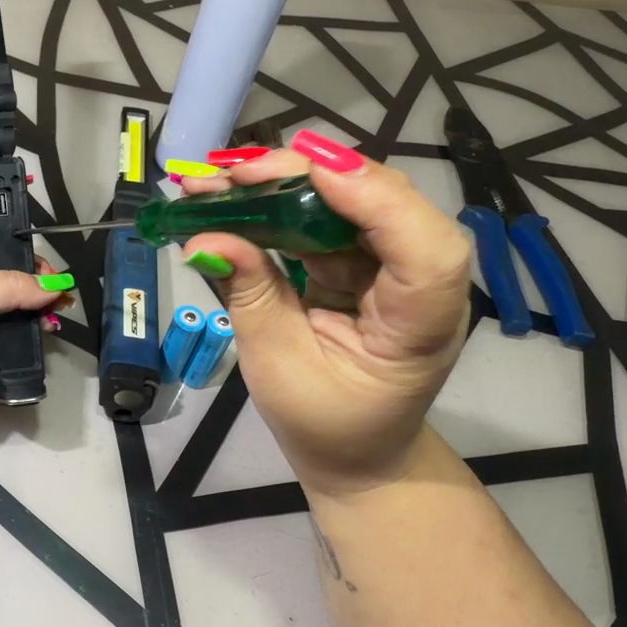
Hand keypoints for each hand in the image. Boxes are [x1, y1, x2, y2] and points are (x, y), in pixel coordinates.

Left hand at [0, 203, 69, 433]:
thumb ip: (8, 286)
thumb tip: (52, 288)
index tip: (14, 192)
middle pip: (1, 258)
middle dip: (29, 260)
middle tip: (51, 273)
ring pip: (17, 291)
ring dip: (41, 292)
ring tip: (60, 300)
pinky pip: (22, 321)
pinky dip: (41, 319)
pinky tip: (53, 322)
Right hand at [181, 143, 471, 498]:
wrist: (356, 454)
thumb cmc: (326, 424)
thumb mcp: (277, 365)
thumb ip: (249, 295)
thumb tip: (202, 236)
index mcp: (421, 326)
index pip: (424, 250)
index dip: (376, 201)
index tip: (312, 171)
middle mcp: (417, 283)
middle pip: (384, 206)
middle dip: (309, 177)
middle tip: (237, 171)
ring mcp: (390, 267)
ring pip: (349, 201)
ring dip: (284, 182)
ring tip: (220, 178)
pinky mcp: (359, 261)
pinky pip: (323, 218)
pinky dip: (277, 202)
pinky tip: (234, 193)